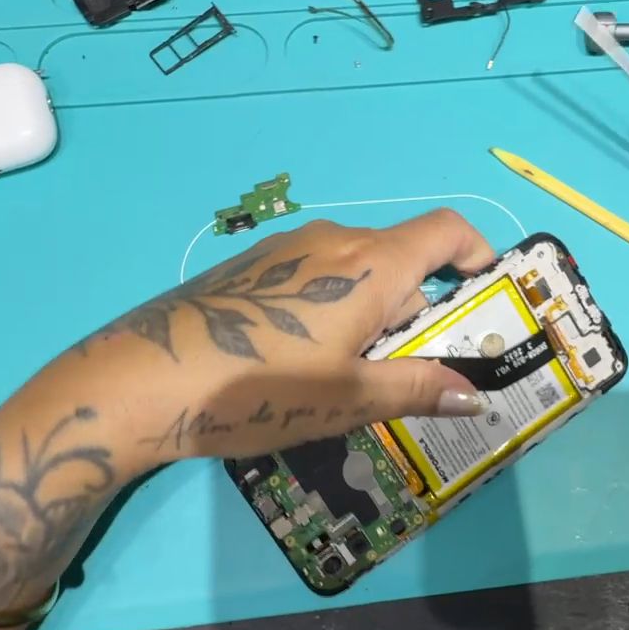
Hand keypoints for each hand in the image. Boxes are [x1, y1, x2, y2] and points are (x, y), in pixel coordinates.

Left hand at [88, 209, 494, 461]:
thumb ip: (418, 390)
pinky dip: (334, 304)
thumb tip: (477, 396)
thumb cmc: (262, 389)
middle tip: (405, 372)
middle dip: (417, 310)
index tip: (482, 293)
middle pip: (402, 260)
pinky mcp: (254, 264)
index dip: (476, 252)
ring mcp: (289, 247)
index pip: (446, 230)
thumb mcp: (349, 399)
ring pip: (358, 269)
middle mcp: (336, 240)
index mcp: (371, 265)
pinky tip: (298, 355)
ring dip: (374, 310)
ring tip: (347, 374)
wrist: (146, 376)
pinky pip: (317, 273)